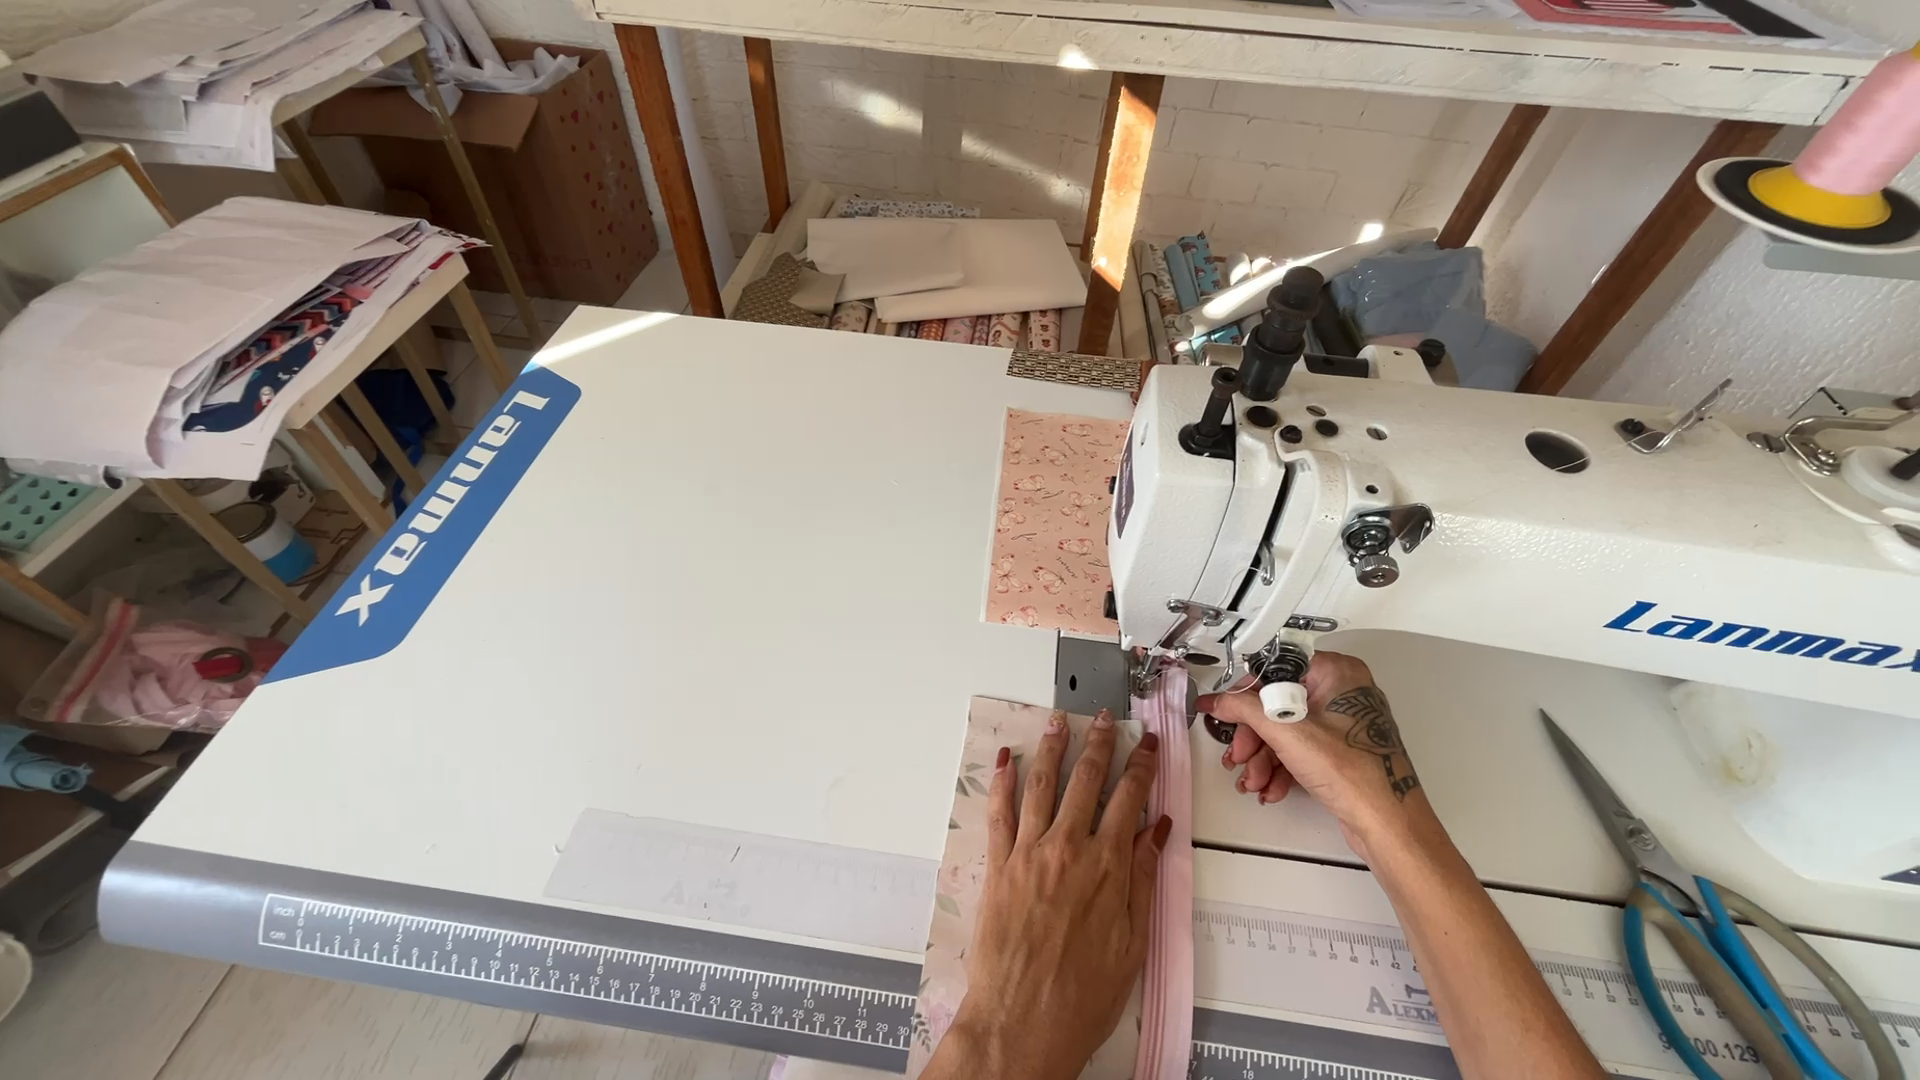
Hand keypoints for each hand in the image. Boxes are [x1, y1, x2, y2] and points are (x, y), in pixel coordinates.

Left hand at [929, 709, 1171, 1079]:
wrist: (1022, 1022)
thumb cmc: (1083, 994)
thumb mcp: (1133, 943)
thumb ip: (1143, 880)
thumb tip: (1158, 831)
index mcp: (1107, 867)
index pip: (1129, 799)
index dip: (1141, 766)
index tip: (1147, 745)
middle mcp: (1067, 849)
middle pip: (1087, 781)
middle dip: (1099, 744)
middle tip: (1104, 719)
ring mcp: (1029, 853)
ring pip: (1042, 785)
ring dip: (1052, 749)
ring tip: (1059, 722)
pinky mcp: (999, 865)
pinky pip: (1000, 812)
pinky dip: (1003, 782)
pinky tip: (1007, 760)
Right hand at [1197, 652, 1428, 852]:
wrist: (1387, 823)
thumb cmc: (1356, 773)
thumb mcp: (1287, 731)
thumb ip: (1244, 709)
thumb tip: (1219, 701)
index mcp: (1337, 673)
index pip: (1275, 670)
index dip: (1245, 694)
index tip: (1225, 710)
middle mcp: (1342, 692)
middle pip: (1276, 705)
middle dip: (1252, 738)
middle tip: (1239, 755)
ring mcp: (1342, 723)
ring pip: (1285, 731)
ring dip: (1262, 758)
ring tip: (1253, 780)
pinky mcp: (1340, 750)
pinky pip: (1299, 750)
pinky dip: (1280, 767)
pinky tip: (1271, 787)